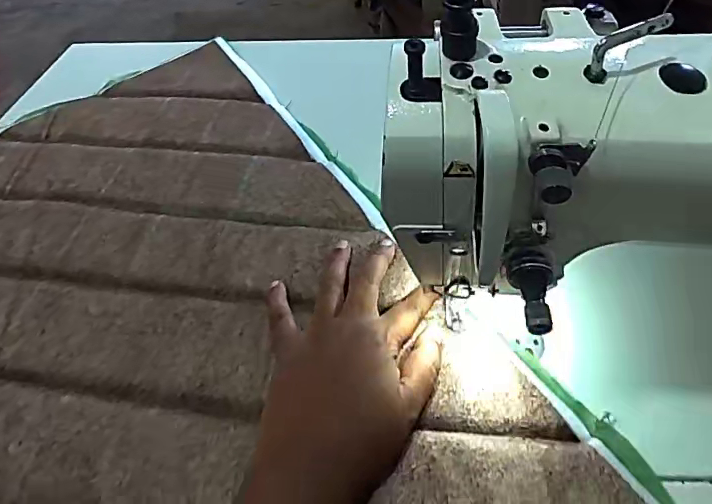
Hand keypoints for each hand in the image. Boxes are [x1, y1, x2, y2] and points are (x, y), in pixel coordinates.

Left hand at [243, 241, 443, 503]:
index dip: (423, 295)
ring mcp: (315, 335)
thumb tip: (435, 337)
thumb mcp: (406, 411)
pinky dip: (277, 300)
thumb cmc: (360, 445)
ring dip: (335, 264)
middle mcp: (347, 327)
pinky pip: (280, 317)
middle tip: (384, 243)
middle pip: (365, 282)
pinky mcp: (288, 350)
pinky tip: (276, 286)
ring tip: (341, 246)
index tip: (432, 282)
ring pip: (328, 287)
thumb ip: (424, 369)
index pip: (408, 310)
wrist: (306, 468)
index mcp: (378, 341)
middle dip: (377, 259)